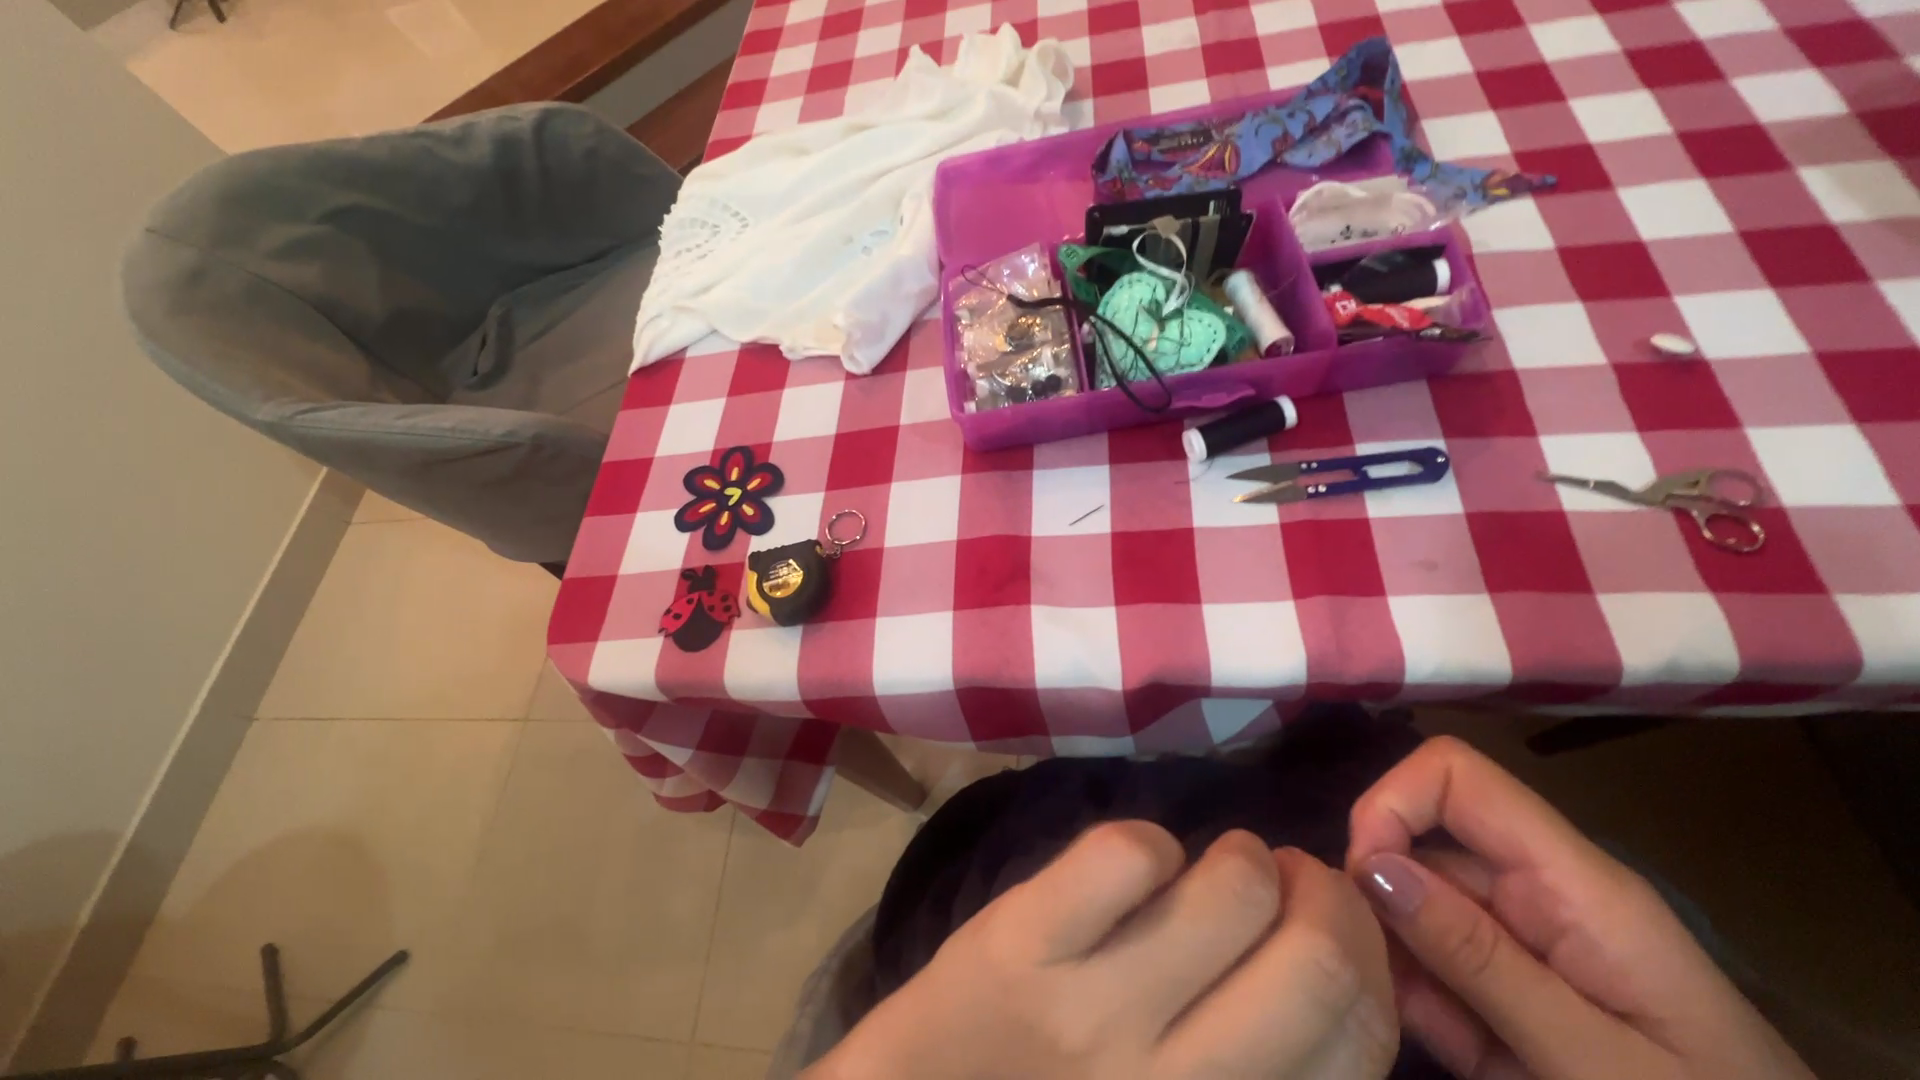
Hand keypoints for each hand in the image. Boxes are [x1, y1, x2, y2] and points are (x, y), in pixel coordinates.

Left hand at [807, 822, 1398, 1079]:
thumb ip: (1256, 1056)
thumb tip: (1332, 946)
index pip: (1360, 1038)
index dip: (1366, 955)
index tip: (1330, 923)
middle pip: (1318, 959)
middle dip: (1323, 895)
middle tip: (1288, 880)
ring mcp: (1090, 1015)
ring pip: (1231, 888)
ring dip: (1239, 859)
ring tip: (1210, 871)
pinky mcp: (1015, 946)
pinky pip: (1125, 853)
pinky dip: (1145, 846)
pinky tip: (1126, 875)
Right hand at [1346, 736, 1816, 1079]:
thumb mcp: (1596, 1057)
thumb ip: (1481, 959)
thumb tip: (1370, 863)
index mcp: (1573, 882)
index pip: (1456, 776)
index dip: (1391, 805)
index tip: (1362, 884)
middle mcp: (1538, 893)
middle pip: (1420, 850)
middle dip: (1382, 911)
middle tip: (1388, 993)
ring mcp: (1523, 942)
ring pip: (1414, 913)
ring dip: (1401, 970)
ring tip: (1441, 1041)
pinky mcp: (1511, 987)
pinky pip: (1433, 967)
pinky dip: (1422, 1006)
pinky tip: (1458, 1052)